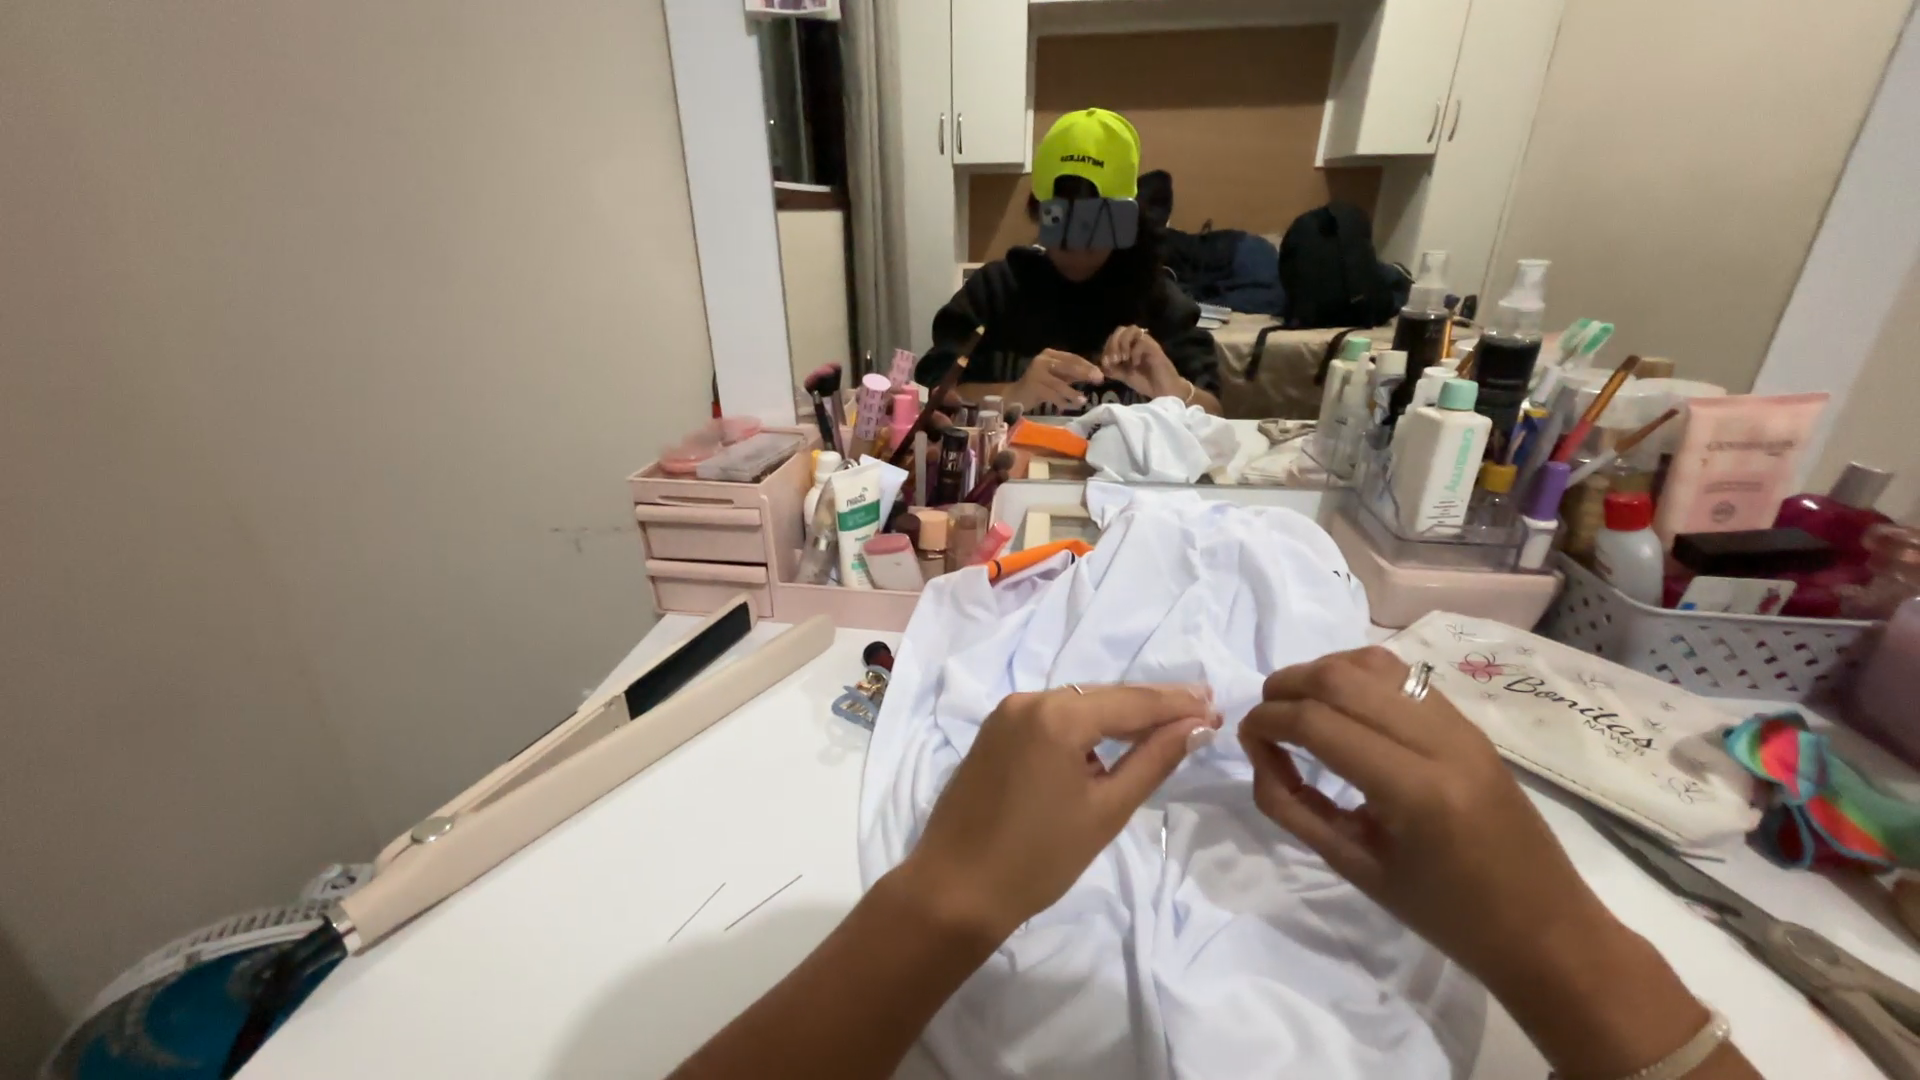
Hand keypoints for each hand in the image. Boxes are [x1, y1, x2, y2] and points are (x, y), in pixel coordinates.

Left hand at [898, 683, 1220, 942]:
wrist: (955, 889)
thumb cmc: (1038, 859)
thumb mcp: (1106, 810)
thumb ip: (1153, 759)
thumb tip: (1196, 726)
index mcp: (1057, 715)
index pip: (1132, 701)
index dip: (1177, 704)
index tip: (1217, 705)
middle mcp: (1029, 700)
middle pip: (1104, 696)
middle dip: (1151, 705)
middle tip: (1201, 708)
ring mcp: (1006, 713)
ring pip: (1077, 704)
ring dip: (1118, 715)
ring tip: (1165, 725)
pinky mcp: (994, 731)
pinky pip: (1050, 717)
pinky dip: (1083, 726)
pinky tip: (1110, 741)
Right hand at [1009, 349, 1102, 410]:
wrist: (1016, 396)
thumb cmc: (1040, 386)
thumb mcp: (1057, 376)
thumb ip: (1072, 374)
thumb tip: (1095, 374)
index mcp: (1049, 354)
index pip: (1072, 357)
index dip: (1087, 365)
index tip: (1100, 373)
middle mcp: (1042, 361)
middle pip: (1067, 366)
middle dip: (1084, 373)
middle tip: (1098, 380)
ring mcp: (1036, 374)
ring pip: (1059, 383)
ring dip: (1073, 393)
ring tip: (1084, 401)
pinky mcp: (1033, 387)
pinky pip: (1052, 395)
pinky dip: (1063, 401)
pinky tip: (1070, 406)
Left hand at [1100, 326, 1186, 400]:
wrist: (1164, 391)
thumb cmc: (1146, 382)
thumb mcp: (1124, 376)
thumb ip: (1113, 369)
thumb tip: (1101, 364)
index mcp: (1129, 346)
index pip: (1114, 336)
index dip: (1107, 347)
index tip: (1106, 363)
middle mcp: (1137, 341)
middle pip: (1121, 329)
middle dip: (1113, 344)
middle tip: (1114, 360)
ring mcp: (1147, 343)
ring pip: (1132, 330)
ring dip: (1123, 344)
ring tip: (1123, 359)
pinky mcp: (1155, 348)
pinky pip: (1142, 341)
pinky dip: (1135, 352)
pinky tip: (1136, 364)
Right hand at [1238, 647, 1618, 984]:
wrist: (1548, 930)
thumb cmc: (1446, 915)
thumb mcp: (1354, 867)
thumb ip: (1293, 805)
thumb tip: (1257, 753)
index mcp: (1414, 791)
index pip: (1316, 723)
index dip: (1266, 722)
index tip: (1247, 740)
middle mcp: (1439, 742)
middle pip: (1338, 678)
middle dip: (1283, 688)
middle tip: (1265, 721)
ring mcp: (1459, 725)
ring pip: (1368, 662)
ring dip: (1318, 674)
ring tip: (1297, 707)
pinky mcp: (1467, 721)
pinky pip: (1398, 674)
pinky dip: (1353, 675)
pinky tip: (1339, 705)